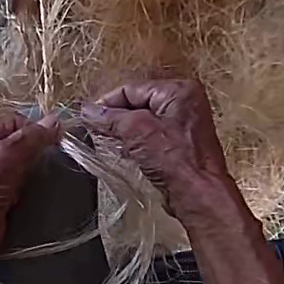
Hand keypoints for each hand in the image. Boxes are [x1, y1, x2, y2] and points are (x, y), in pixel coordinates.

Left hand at [0, 113, 61, 260]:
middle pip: (16, 138)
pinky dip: (25, 179)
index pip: (11, 120)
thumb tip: (54, 121)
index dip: (32, 129)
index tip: (50, 142)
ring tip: (29, 178)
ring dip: (29, 166)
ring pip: (19, 157)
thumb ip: (28, 139)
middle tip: (39, 162)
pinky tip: (24, 189)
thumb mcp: (4, 161)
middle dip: (31, 149)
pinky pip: (17, 174)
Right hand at [81, 79, 237, 223]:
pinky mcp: (179, 145)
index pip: (131, 89)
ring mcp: (183, 125)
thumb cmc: (173, 159)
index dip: (106, 103)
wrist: (197, 193)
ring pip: (141, 122)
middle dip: (115, 119)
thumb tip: (87, 111)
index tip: (87, 118)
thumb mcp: (135, 130)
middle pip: (136, 104)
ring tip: (109, 144)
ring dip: (123, 133)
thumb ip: (109, 117)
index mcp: (177, 91)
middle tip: (96, 132)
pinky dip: (134, 143)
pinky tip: (126, 154)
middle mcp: (183, 103)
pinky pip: (149, 137)